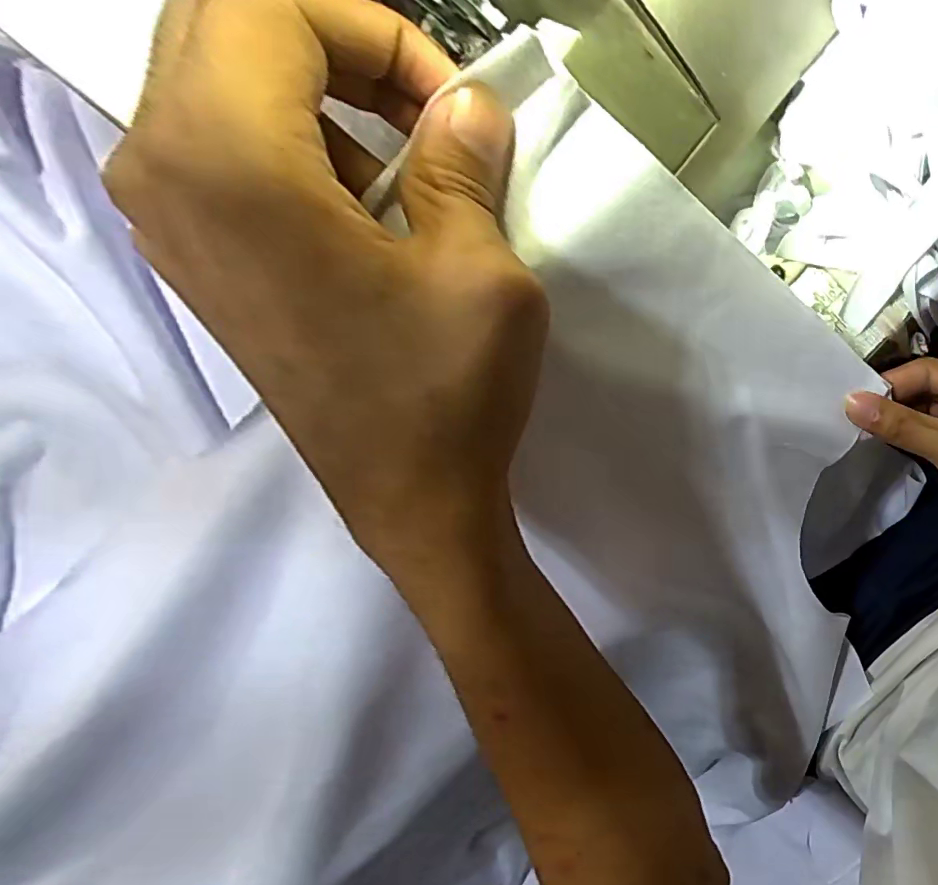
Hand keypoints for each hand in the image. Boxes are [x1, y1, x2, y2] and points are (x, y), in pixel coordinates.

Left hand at [104, 0, 547, 579]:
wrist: (411, 490)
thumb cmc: (450, 387)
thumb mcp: (485, 273)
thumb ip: (463, 171)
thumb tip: (470, 106)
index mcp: (227, 157)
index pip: (266, 8)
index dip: (378, 33)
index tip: (460, 105)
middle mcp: (161, 166)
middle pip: (226, 30)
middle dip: (348, 54)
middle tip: (439, 120)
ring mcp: (165, 214)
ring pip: (222, 89)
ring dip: (326, 104)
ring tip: (417, 176)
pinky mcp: (195, 255)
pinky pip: (226, 155)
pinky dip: (303, 153)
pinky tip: (374, 217)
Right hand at [845, 358, 937, 563]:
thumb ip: (902, 425)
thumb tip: (851, 401)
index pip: (931, 371)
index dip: (892, 383)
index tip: (853, 398)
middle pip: (927, 387)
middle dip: (893, 400)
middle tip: (853, 413)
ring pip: (927, 409)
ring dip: (899, 418)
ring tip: (862, 425)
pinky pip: (932, 430)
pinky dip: (910, 434)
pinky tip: (884, 440)